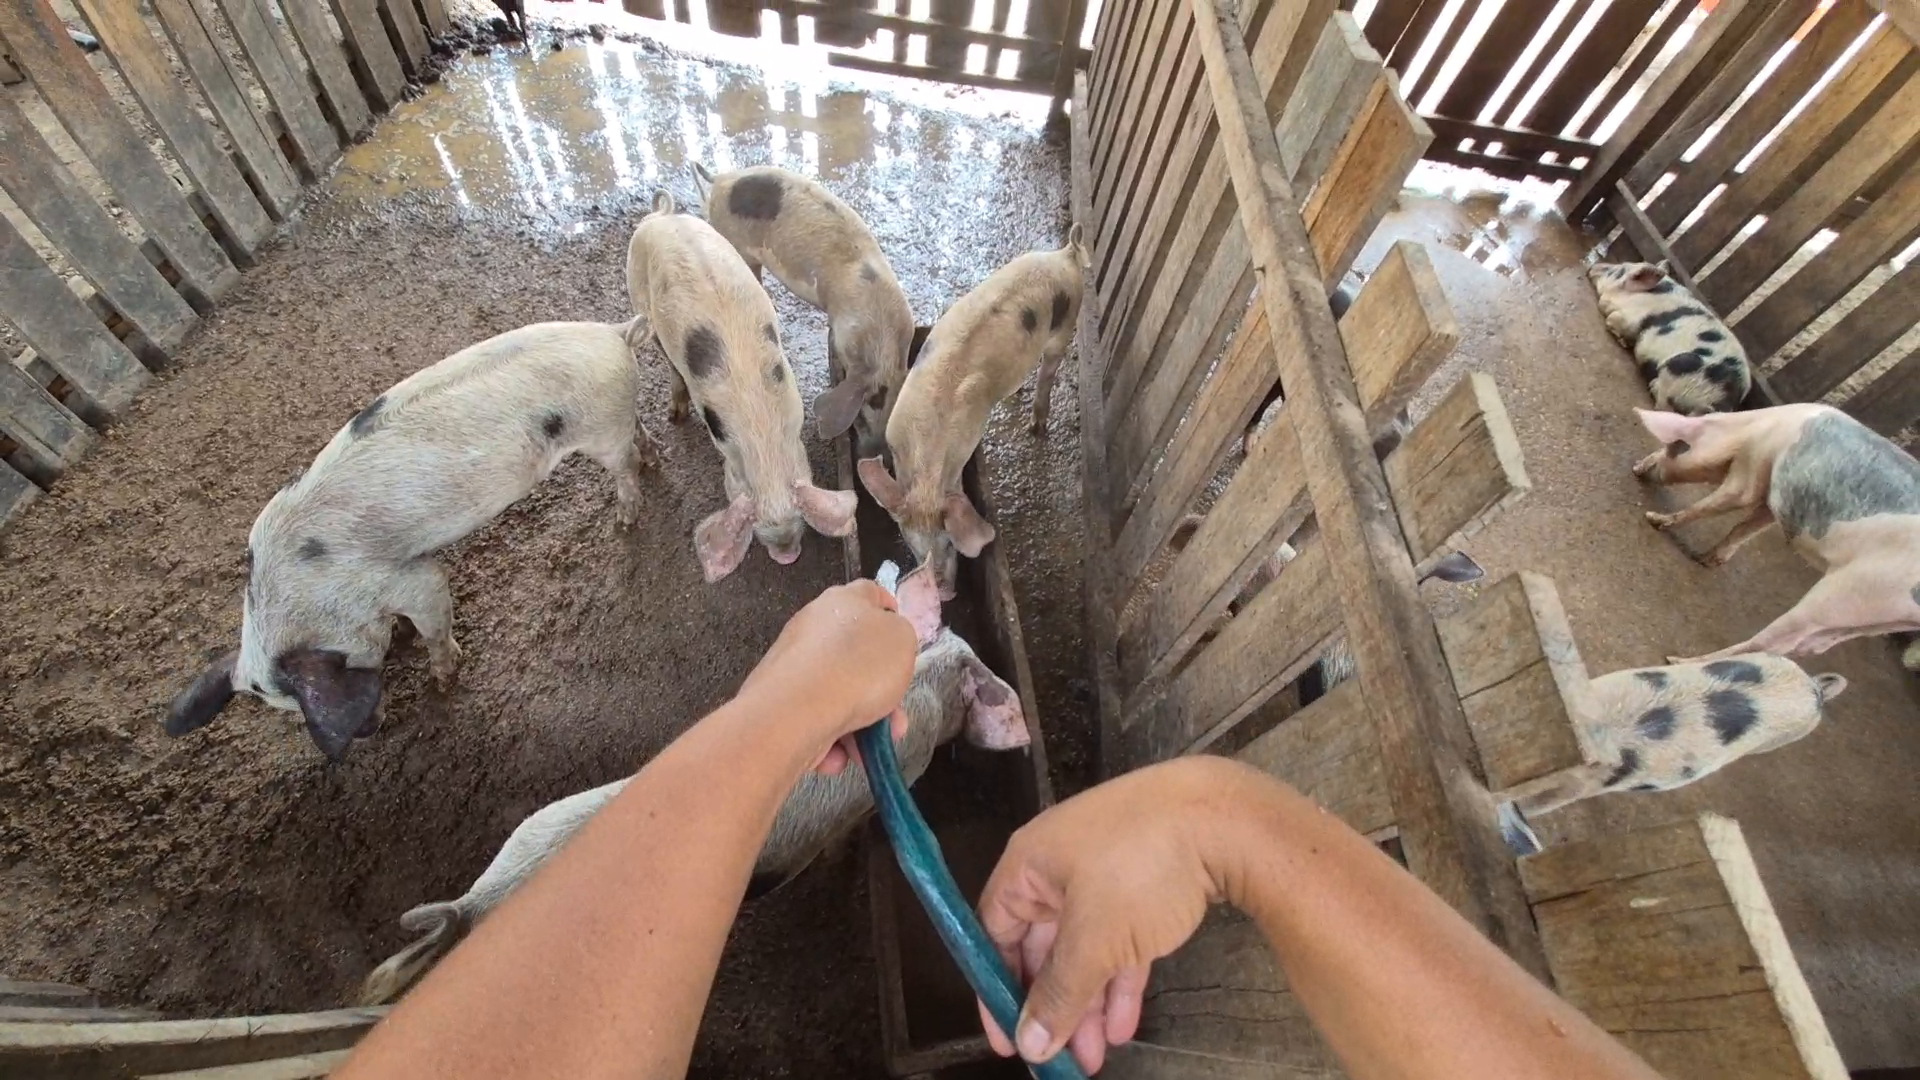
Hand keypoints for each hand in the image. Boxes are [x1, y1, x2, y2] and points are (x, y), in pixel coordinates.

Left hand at [737, 580, 916, 773]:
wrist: (796, 711)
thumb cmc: (859, 667)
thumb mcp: (904, 641)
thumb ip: (901, 636)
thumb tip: (885, 644)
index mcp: (844, 601)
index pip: (870, 594)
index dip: (889, 610)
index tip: (901, 634)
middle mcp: (814, 626)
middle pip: (857, 655)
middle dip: (881, 692)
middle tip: (895, 721)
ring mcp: (793, 663)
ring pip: (839, 693)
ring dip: (860, 724)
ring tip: (867, 751)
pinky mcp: (777, 699)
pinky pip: (815, 718)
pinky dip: (829, 737)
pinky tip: (836, 754)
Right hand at [976, 758, 1267, 1072]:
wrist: (1219, 817)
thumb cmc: (1137, 869)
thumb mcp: (1093, 938)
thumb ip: (1058, 993)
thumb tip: (1028, 1041)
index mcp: (1030, 863)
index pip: (996, 928)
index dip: (997, 983)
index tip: (1010, 1038)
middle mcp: (1058, 863)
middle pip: (1041, 942)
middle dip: (1052, 1003)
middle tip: (1061, 1061)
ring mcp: (1102, 868)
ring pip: (1083, 944)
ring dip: (1086, 1000)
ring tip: (1095, 1058)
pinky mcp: (1142, 878)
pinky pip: (1118, 935)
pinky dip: (1118, 976)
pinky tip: (1124, 1023)